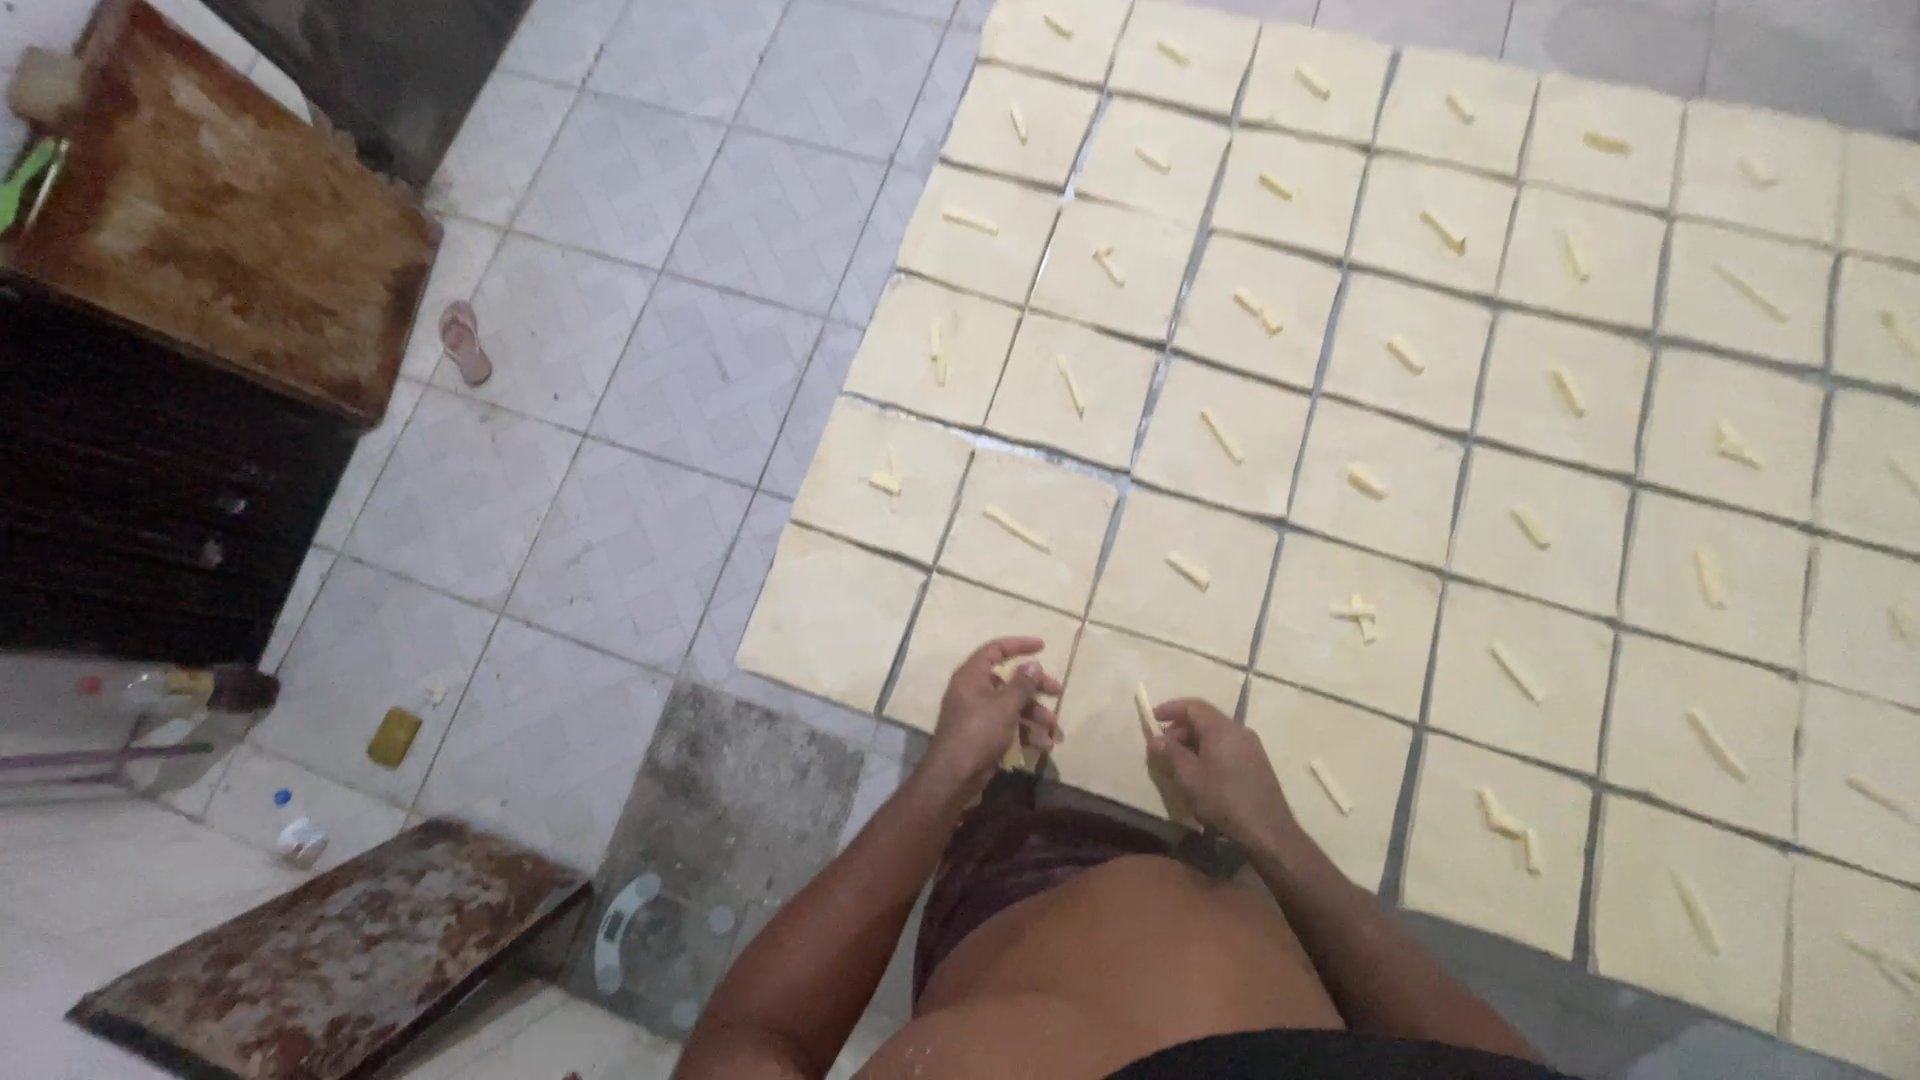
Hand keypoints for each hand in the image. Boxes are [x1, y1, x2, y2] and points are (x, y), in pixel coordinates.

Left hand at [923, 637, 1062, 794]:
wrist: (954, 776)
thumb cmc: (978, 733)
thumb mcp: (1004, 706)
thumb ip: (1021, 684)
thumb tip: (1033, 664)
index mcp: (972, 676)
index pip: (995, 649)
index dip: (1019, 645)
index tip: (1042, 646)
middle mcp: (973, 690)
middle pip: (1008, 679)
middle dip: (1035, 687)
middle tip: (1057, 691)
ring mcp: (977, 713)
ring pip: (1012, 705)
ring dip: (1035, 715)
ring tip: (1054, 731)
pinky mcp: (983, 734)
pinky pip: (1008, 725)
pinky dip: (1025, 732)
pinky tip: (1043, 746)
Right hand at [1148, 698, 1299, 851]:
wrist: (1267, 830)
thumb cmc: (1223, 799)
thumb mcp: (1190, 777)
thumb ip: (1170, 753)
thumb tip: (1155, 739)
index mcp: (1222, 729)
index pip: (1193, 706)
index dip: (1170, 708)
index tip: (1152, 718)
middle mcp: (1239, 730)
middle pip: (1205, 718)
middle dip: (1180, 728)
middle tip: (1163, 746)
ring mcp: (1251, 746)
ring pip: (1216, 733)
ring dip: (1194, 740)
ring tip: (1178, 761)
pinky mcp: (1256, 762)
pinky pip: (1227, 745)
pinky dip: (1209, 749)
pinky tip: (1201, 771)